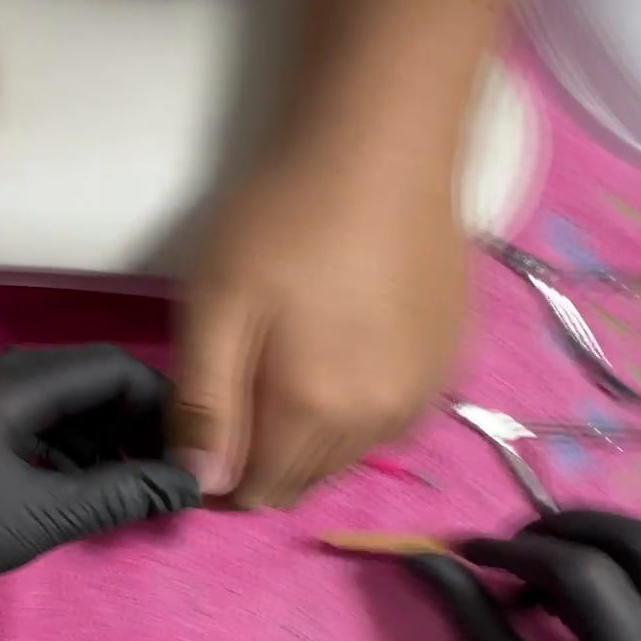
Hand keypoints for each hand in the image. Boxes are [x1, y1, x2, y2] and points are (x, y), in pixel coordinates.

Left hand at [0, 346, 201, 640]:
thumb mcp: (31, 518)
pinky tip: (62, 484)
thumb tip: (185, 485)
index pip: (111, 368)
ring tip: (118, 491)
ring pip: (43, 400)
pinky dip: (45, 445)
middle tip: (157, 479)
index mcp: (5, 380)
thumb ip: (114, 495)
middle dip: (126, 427)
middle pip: (78, 380)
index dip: (162, 407)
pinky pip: (8, 417)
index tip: (187, 455)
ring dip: (87, 439)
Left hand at [174, 157, 465, 507]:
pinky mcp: (446, 365)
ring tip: (271, 388)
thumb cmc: (280, 224)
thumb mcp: (215, 311)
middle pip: (301, 482)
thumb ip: (206, 405)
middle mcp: (378, 420)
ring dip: (300, 447)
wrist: (381, 149)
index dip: (219, 484)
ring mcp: (421, 393)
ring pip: (342, 459)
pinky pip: (383, 427)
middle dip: (256, 467)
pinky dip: (345, 422)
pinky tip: (327, 373)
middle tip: (226, 413)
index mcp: (315, 410)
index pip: (259, 491)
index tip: (195, 447)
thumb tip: (203, 484)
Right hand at [404, 511, 640, 640]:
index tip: (467, 552)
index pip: (583, 571)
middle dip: (572, 525)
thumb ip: (470, 614)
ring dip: (600, 542)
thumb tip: (422, 557)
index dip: (515, 550)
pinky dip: (621, 570)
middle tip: (515, 542)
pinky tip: (577, 597)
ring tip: (544, 565)